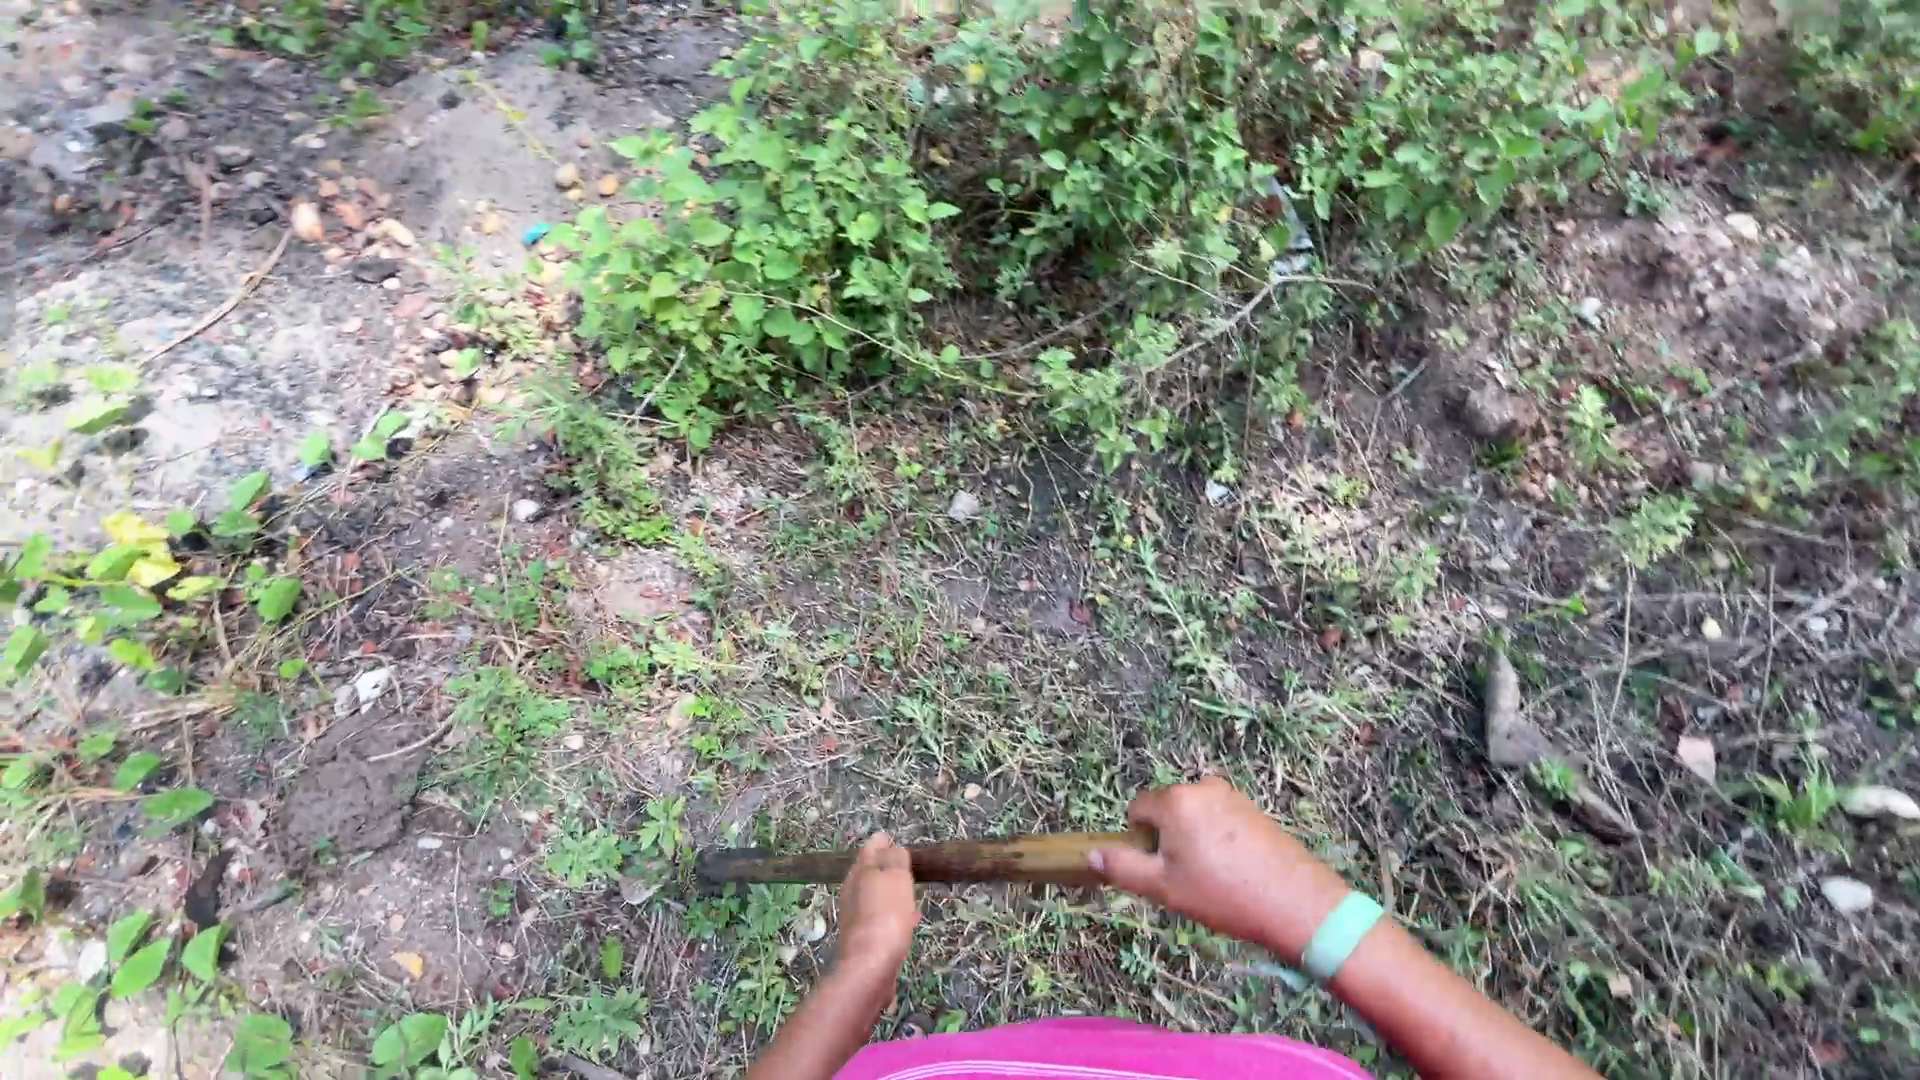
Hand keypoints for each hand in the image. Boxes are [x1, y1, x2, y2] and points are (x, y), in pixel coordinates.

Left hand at [833, 832, 918, 987]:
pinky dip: (895, 912)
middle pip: (870, 870)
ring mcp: (857, 915)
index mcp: (859, 872)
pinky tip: (910, 919)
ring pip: (877, 894)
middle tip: (905, 862)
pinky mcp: (865, 937)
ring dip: (892, 889)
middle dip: (886, 864)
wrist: (870, 966)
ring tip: (911, 889)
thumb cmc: (885, 914)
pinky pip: (883, 916)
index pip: (870, 847)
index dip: (883, 840)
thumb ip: (895, 857)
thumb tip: (893, 848)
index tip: (894, 837)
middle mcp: (853, 891)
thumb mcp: (895, 876)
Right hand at [1088, 777, 1349, 959]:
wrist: (1297, 903)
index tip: (1163, 868)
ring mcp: (1231, 795)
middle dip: (1169, 837)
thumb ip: (1123, 868)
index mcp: (1175, 800)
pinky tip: (1236, 869)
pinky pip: (1219, 817)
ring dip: (1194, 837)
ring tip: (1216, 876)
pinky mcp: (1253, 807)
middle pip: (1166, 809)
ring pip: (1193, 815)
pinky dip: (1218, 838)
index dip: (1142, 839)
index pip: (1137, 808)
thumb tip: (1092, 855)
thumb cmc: (1223, 895)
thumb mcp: (1164, 888)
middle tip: (1189, 876)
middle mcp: (1201, 787)